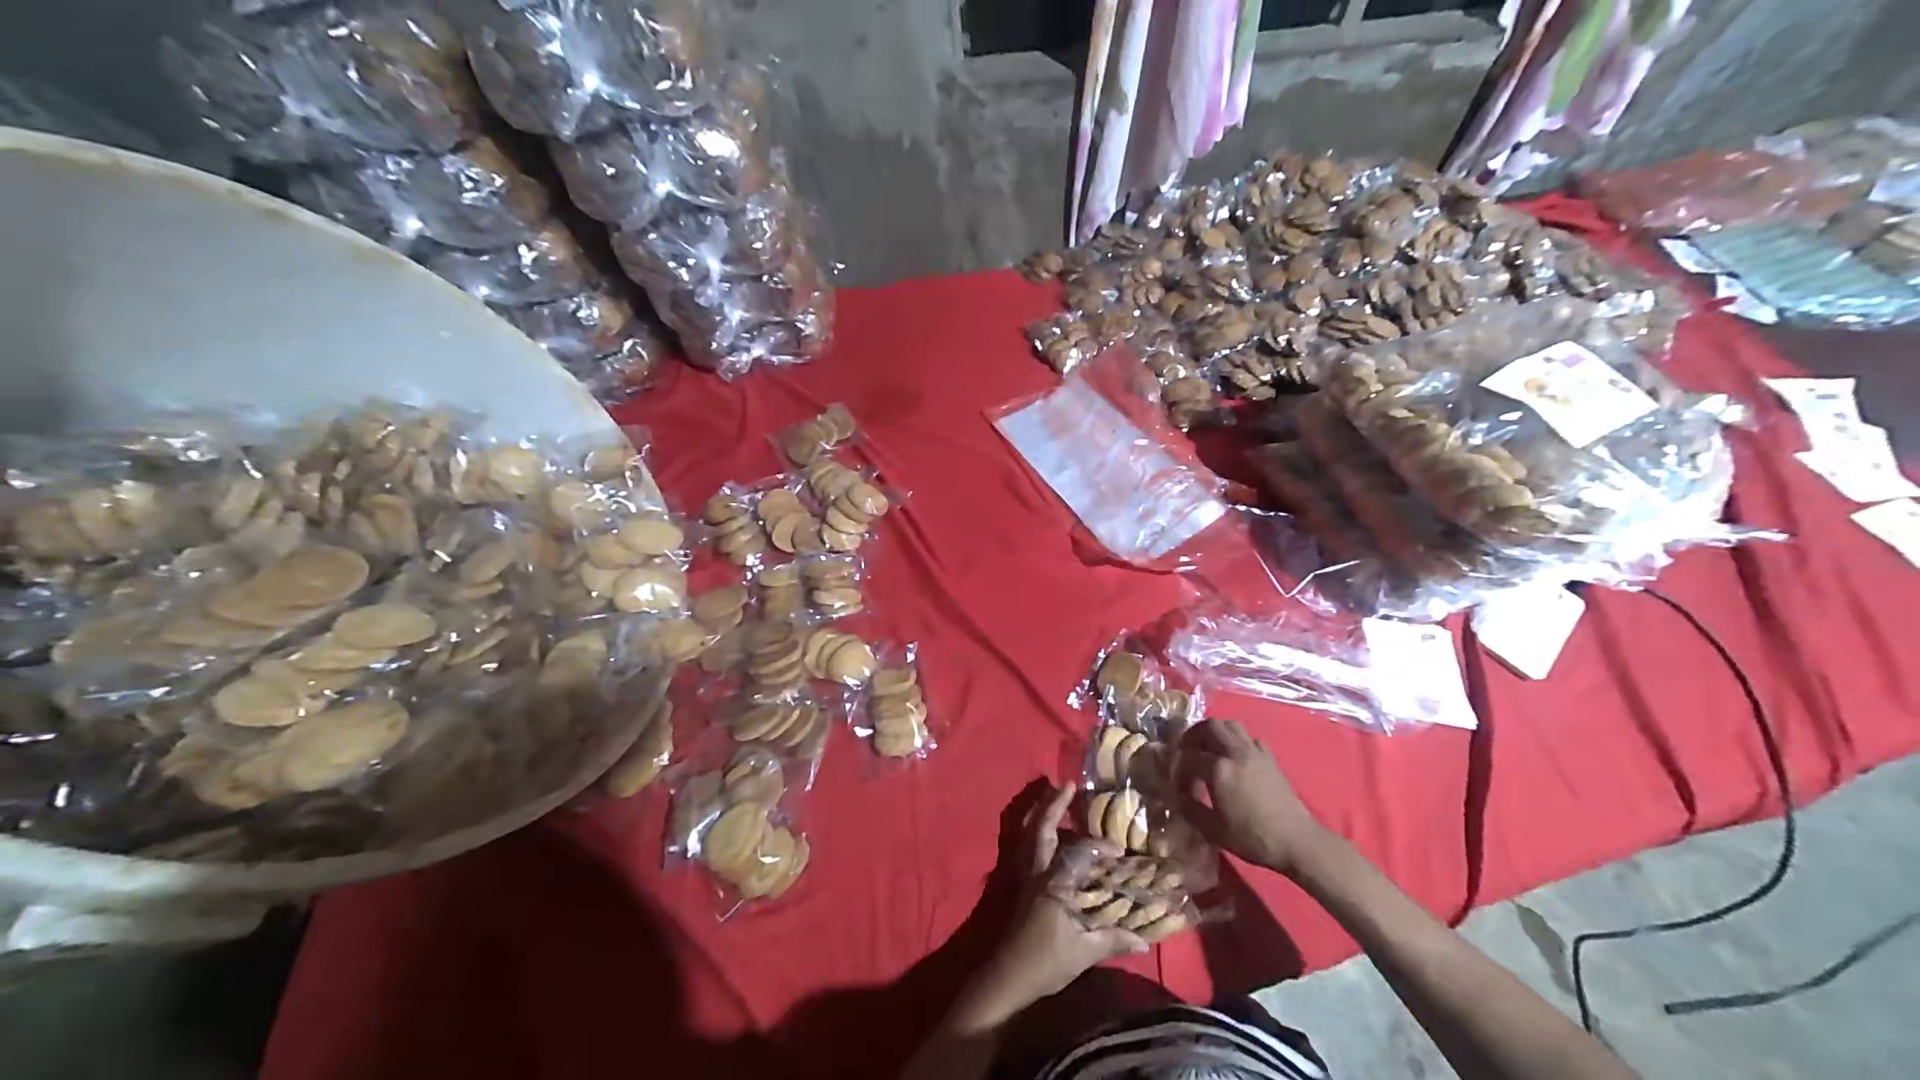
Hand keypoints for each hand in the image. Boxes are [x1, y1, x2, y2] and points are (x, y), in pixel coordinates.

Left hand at [949, 784, 1147, 1032]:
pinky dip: (1038, 833)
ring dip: (1042, 814)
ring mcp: (1026, 877)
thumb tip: (1145, 940)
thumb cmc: (1045, 962)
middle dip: (1052, 804)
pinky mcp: (1023, 886)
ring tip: (1054, 797)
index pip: (1078, 852)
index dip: (1099, 846)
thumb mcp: (1084, 953)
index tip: (1119, 852)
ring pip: (1030, 835)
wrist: (1007, 976)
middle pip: (1040, 828)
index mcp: (1053, 883)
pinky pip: (1029, 848)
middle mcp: (1036, 872)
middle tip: (1066, 785)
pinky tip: (1049, 834)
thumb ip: (1113, 940)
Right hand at [1175, 718, 1326, 875]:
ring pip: (1231, 725)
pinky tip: (1236, 758)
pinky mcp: (1270, 758)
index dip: (1178, 768)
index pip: (1188, 757)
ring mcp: (1255, 752)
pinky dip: (1238, 741)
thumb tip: (1176, 797)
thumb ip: (1190, 809)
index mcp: (1218, 769)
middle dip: (1193, 735)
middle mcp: (1235, 753)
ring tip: (1209, 748)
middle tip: (1186, 750)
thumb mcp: (1213, 830)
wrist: (1297, 841)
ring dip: (1215, 732)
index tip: (1177, 783)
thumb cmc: (1253, 837)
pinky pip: (1250, 738)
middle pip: (1209, 726)